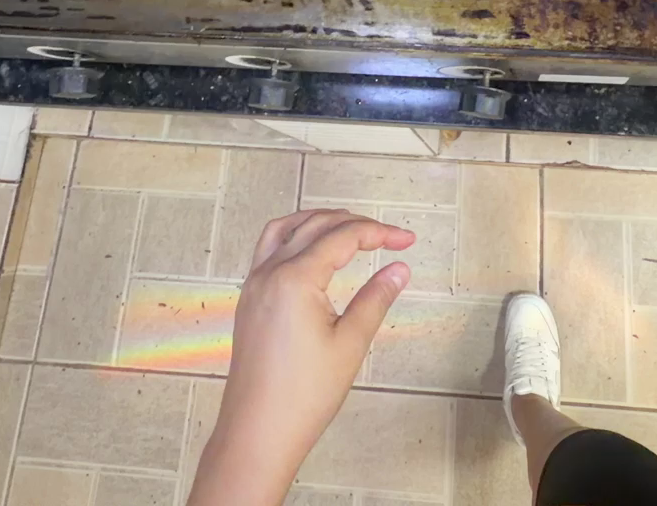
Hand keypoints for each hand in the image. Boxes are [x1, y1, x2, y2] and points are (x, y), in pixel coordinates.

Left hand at [187, 210, 413, 505]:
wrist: (257, 435)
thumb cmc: (304, 395)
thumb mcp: (350, 344)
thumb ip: (375, 298)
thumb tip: (399, 268)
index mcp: (296, 278)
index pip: (344, 237)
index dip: (379, 233)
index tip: (407, 240)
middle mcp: (270, 271)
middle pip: (317, 225)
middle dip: (356, 223)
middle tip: (388, 237)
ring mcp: (255, 282)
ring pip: (289, 227)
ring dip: (322, 220)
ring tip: (353, 229)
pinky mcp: (249, 297)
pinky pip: (269, 245)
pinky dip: (295, 233)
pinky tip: (312, 247)